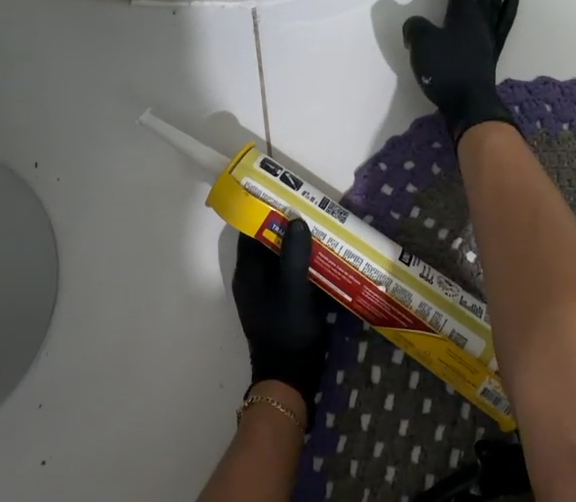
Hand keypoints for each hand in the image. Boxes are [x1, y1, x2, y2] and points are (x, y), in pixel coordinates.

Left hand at [232, 218, 332, 425]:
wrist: (290, 380)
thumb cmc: (288, 331)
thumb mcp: (294, 290)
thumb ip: (294, 254)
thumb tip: (295, 219)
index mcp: (248, 272)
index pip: (251, 231)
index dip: (266, 211)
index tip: (288, 196)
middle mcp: (253, 280)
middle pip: (268, 243)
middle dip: (288, 227)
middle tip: (313, 210)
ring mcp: (267, 294)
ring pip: (281, 260)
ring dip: (299, 246)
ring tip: (323, 230)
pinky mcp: (282, 306)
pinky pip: (291, 277)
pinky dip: (305, 266)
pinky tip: (326, 261)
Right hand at [403, 0, 519, 140]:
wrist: (469, 103)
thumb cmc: (445, 70)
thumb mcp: (421, 44)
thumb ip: (416, 27)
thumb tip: (416, 25)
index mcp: (462, 11)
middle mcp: (479, 17)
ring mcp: (488, 33)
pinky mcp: (492, 49)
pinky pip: (503, 22)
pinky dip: (508, 9)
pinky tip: (512, 0)